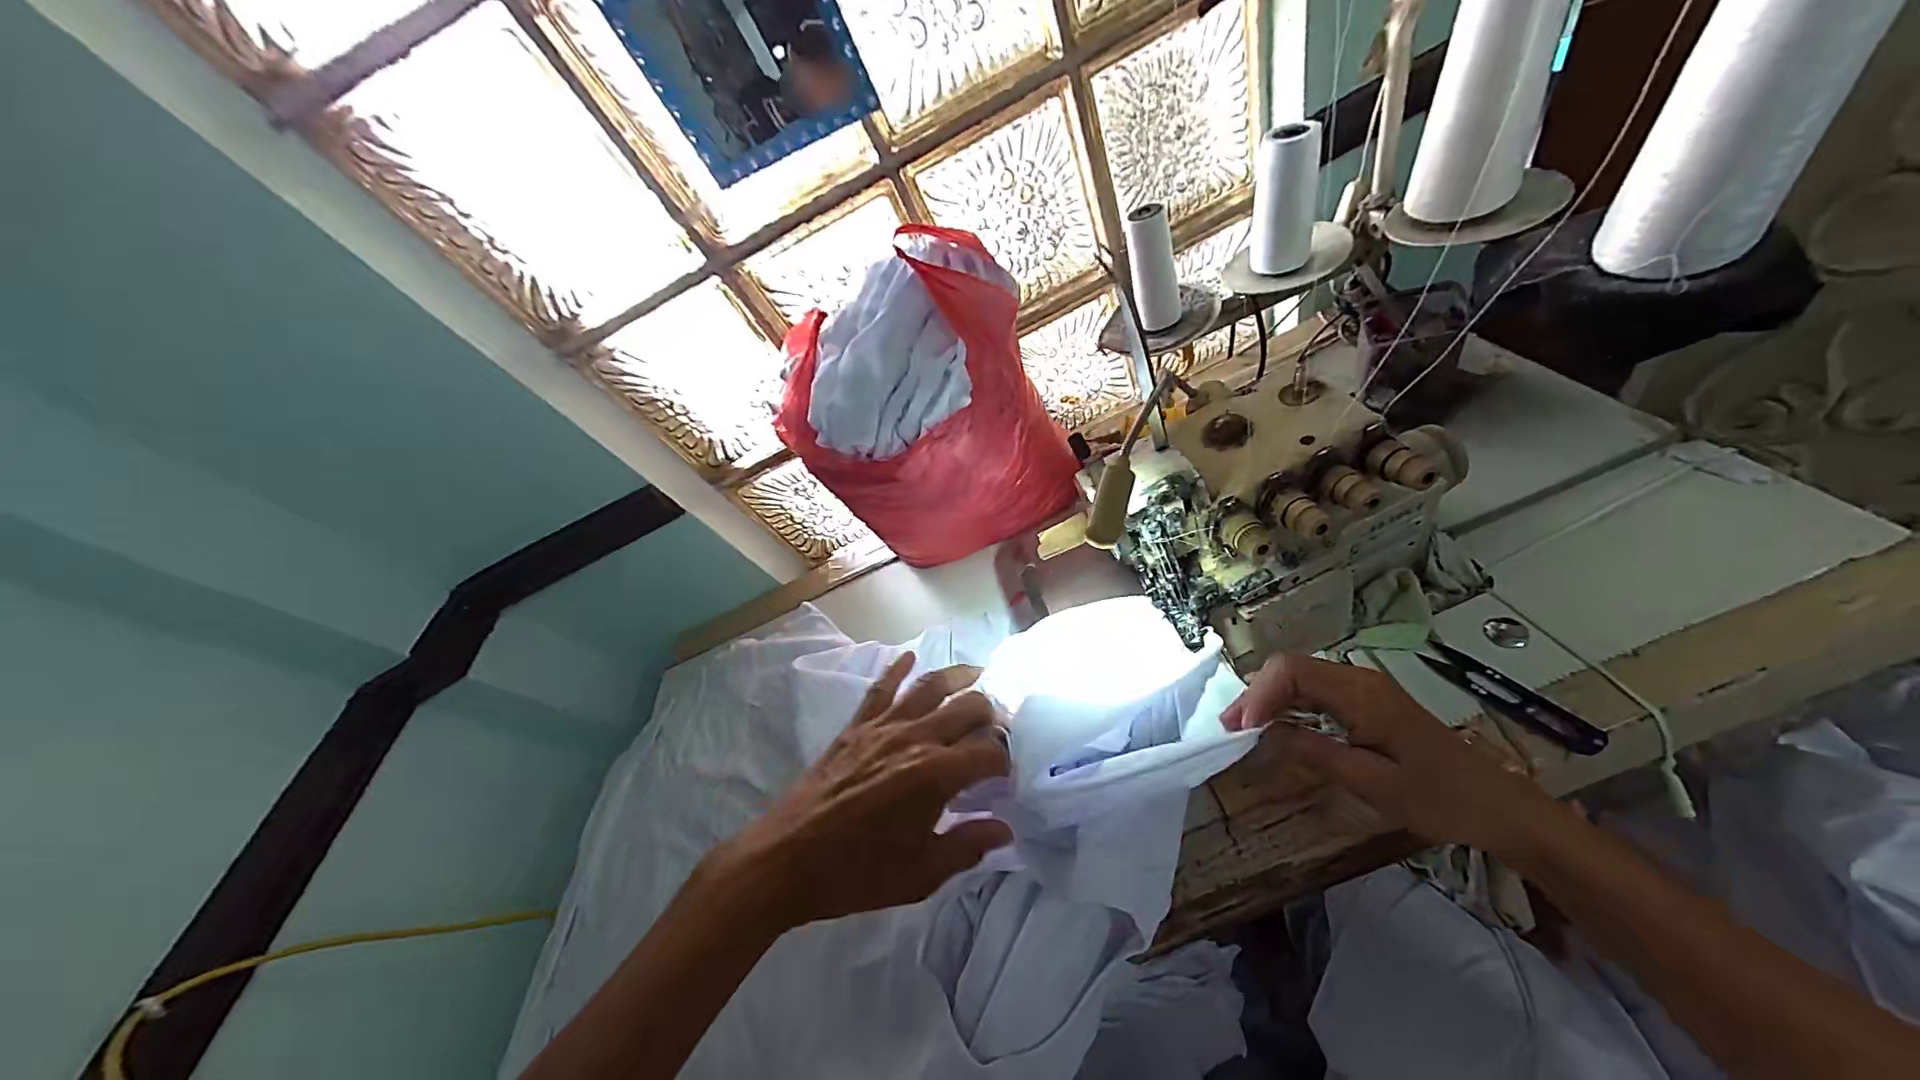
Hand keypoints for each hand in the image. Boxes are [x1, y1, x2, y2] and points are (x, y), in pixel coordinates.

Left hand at [705, 653, 1012, 928]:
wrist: (787, 858)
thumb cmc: (857, 873)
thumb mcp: (921, 874)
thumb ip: (967, 846)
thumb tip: (1004, 829)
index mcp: (937, 775)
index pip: (989, 752)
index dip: (1005, 761)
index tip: (1006, 776)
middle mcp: (915, 739)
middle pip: (968, 708)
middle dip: (992, 715)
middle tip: (998, 729)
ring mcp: (883, 727)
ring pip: (930, 686)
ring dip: (959, 676)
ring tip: (976, 673)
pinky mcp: (856, 726)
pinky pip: (882, 687)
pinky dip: (898, 668)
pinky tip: (910, 658)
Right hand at [1222, 654, 1563, 857]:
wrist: (1499, 805)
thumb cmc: (1440, 798)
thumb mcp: (1373, 784)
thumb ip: (1316, 752)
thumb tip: (1266, 732)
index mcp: (1362, 694)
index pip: (1292, 672)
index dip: (1258, 695)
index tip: (1240, 730)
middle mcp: (1360, 679)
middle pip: (1290, 667)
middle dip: (1255, 694)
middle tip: (1230, 730)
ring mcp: (1365, 686)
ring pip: (1300, 675)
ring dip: (1268, 698)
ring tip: (1242, 729)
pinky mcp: (1367, 699)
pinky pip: (1315, 688)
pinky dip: (1288, 703)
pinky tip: (1277, 726)